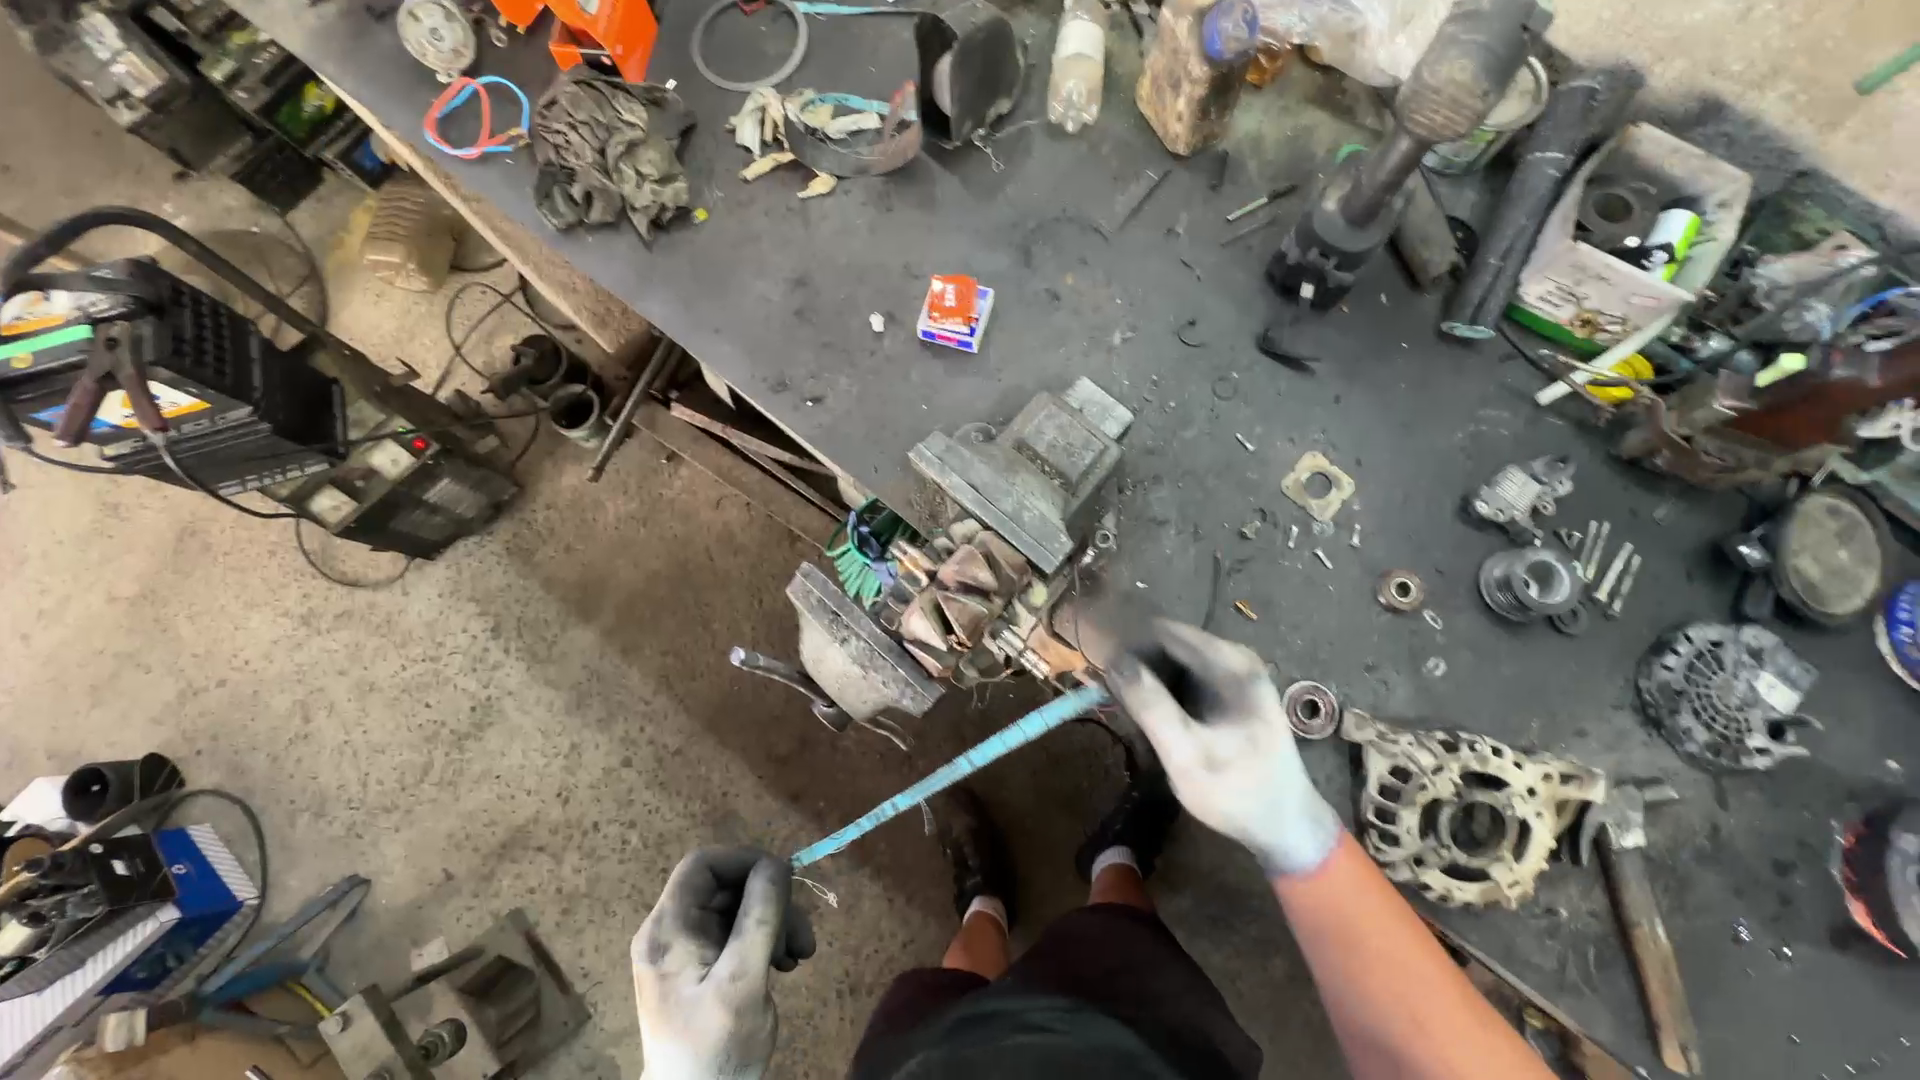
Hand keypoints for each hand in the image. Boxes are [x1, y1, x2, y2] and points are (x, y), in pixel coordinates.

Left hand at [632, 847, 816, 1079]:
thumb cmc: (715, 1048)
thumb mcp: (742, 981)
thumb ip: (759, 918)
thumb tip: (777, 864)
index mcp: (668, 929)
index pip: (703, 865)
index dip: (745, 862)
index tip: (784, 881)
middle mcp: (671, 932)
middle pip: (726, 886)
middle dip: (770, 902)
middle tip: (803, 936)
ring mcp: (686, 951)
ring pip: (738, 908)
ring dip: (775, 922)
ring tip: (800, 956)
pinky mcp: (702, 968)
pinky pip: (738, 933)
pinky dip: (766, 940)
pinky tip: (785, 965)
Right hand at [1106, 619, 1341, 877]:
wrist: (1286, 826)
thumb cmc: (1236, 792)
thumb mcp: (1186, 754)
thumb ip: (1151, 706)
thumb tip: (1114, 663)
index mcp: (1232, 665)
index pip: (1163, 632)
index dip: (1130, 653)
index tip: (1108, 685)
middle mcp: (1236, 659)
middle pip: (1168, 646)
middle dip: (1141, 674)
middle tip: (1127, 716)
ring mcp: (1236, 675)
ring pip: (1174, 664)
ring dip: (1151, 689)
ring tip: (1143, 729)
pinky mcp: (1231, 693)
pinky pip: (1186, 681)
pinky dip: (1167, 699)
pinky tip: (1161, 731)